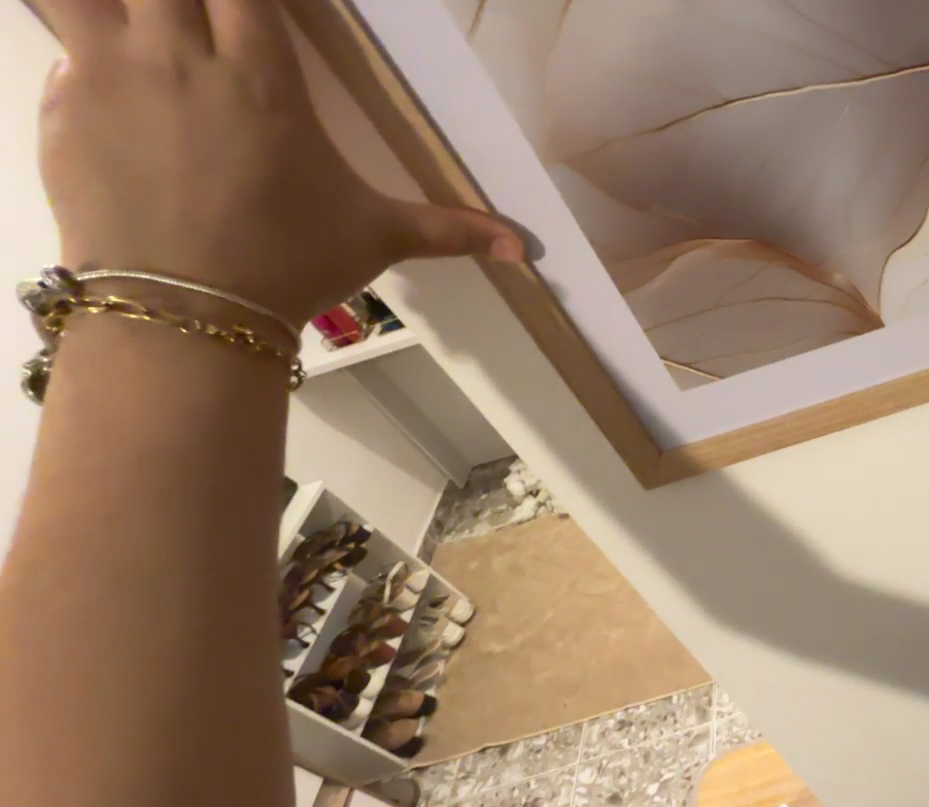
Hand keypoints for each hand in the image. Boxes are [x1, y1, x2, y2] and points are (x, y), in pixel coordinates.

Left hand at [34, 0, 523, 330]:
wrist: (190, 308)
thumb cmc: (295, 263)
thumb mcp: (380, 239)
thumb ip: (451, 230)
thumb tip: (525, 250)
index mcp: (261, 82)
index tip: (269, 10)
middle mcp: (176, 57)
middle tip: (219, 24)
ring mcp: (105, 74)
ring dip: (123, 3)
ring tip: (155, 29)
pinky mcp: (57, 104)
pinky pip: (59, 46)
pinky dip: (86, 46)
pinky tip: (122, 81)